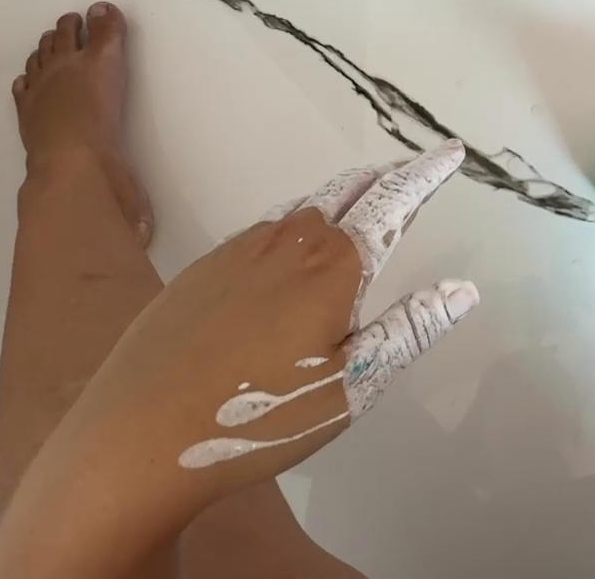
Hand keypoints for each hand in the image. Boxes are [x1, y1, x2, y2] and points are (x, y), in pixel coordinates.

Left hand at [8, 142, 476, 540]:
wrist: (130, 441)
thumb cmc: (257, 416)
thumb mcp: (352, 386)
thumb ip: (411, 330)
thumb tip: (463, 289)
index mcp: (336, 265)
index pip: (394, 202)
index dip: (427, 175)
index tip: (451, 152)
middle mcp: (292, 242)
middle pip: (350, 191)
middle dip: (385, 180)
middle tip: (409, 179)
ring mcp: (242, 250)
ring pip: (306, 209)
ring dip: (341, 200)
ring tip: (359, 210)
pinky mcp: (205, 267)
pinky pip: (266, 230)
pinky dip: (296, 226)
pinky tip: (290, 257)